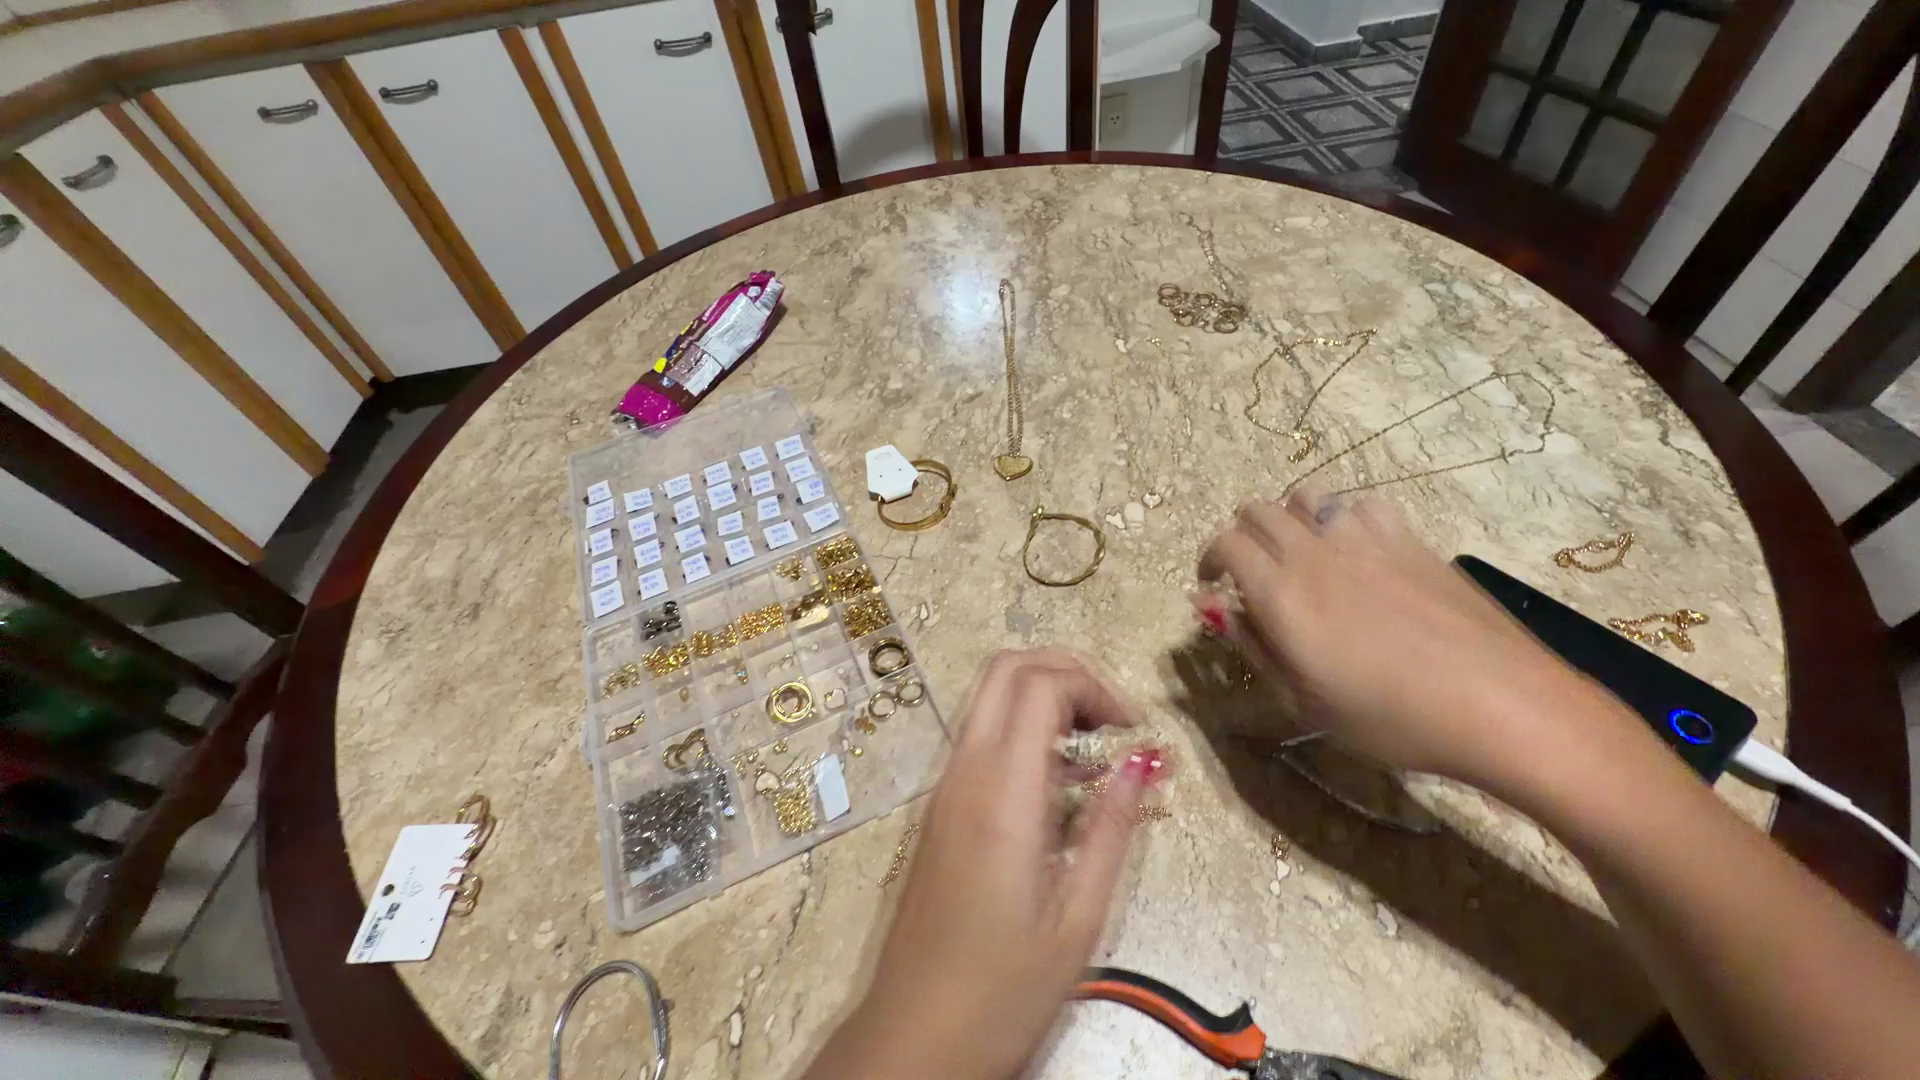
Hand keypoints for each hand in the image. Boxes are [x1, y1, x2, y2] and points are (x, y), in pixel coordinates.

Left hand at [801, 650, 1159, 1079]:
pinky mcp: (940, 806)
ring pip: (990, 697)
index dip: (1094, 686)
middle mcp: (964, 771)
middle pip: (1007, 668)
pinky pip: (982, 737)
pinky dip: (1023, 730)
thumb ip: (1112, 829)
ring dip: (1044, 698)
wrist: (913, 1035)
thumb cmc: (1003, 990)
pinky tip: (1062, 782)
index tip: (1134, 731)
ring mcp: (944, 786)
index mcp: (1000, 792)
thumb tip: (1142, 762)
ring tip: (1096, 750)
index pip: (1040, 684)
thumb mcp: (1078, 917)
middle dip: (1067, 672)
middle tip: (1114, 722)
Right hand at [1195, 487, 1599, 789]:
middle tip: (1249, 570)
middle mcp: (1315, 554)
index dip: (1210, 558)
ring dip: (1289, 516)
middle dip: (1241, 533)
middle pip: (1258, 510)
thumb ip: (1256, 647)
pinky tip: (1358, 551)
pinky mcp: (1410, 540)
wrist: (1500, 705)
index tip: (1213, 583)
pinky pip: (1362, 505)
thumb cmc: (1391, 719)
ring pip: (1308, 495)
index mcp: (1281, 594)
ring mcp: (1366, 540)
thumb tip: (1222, 611)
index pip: (1226, 543)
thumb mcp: (1304, 702)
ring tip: (1300, 551)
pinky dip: (1344, 519)